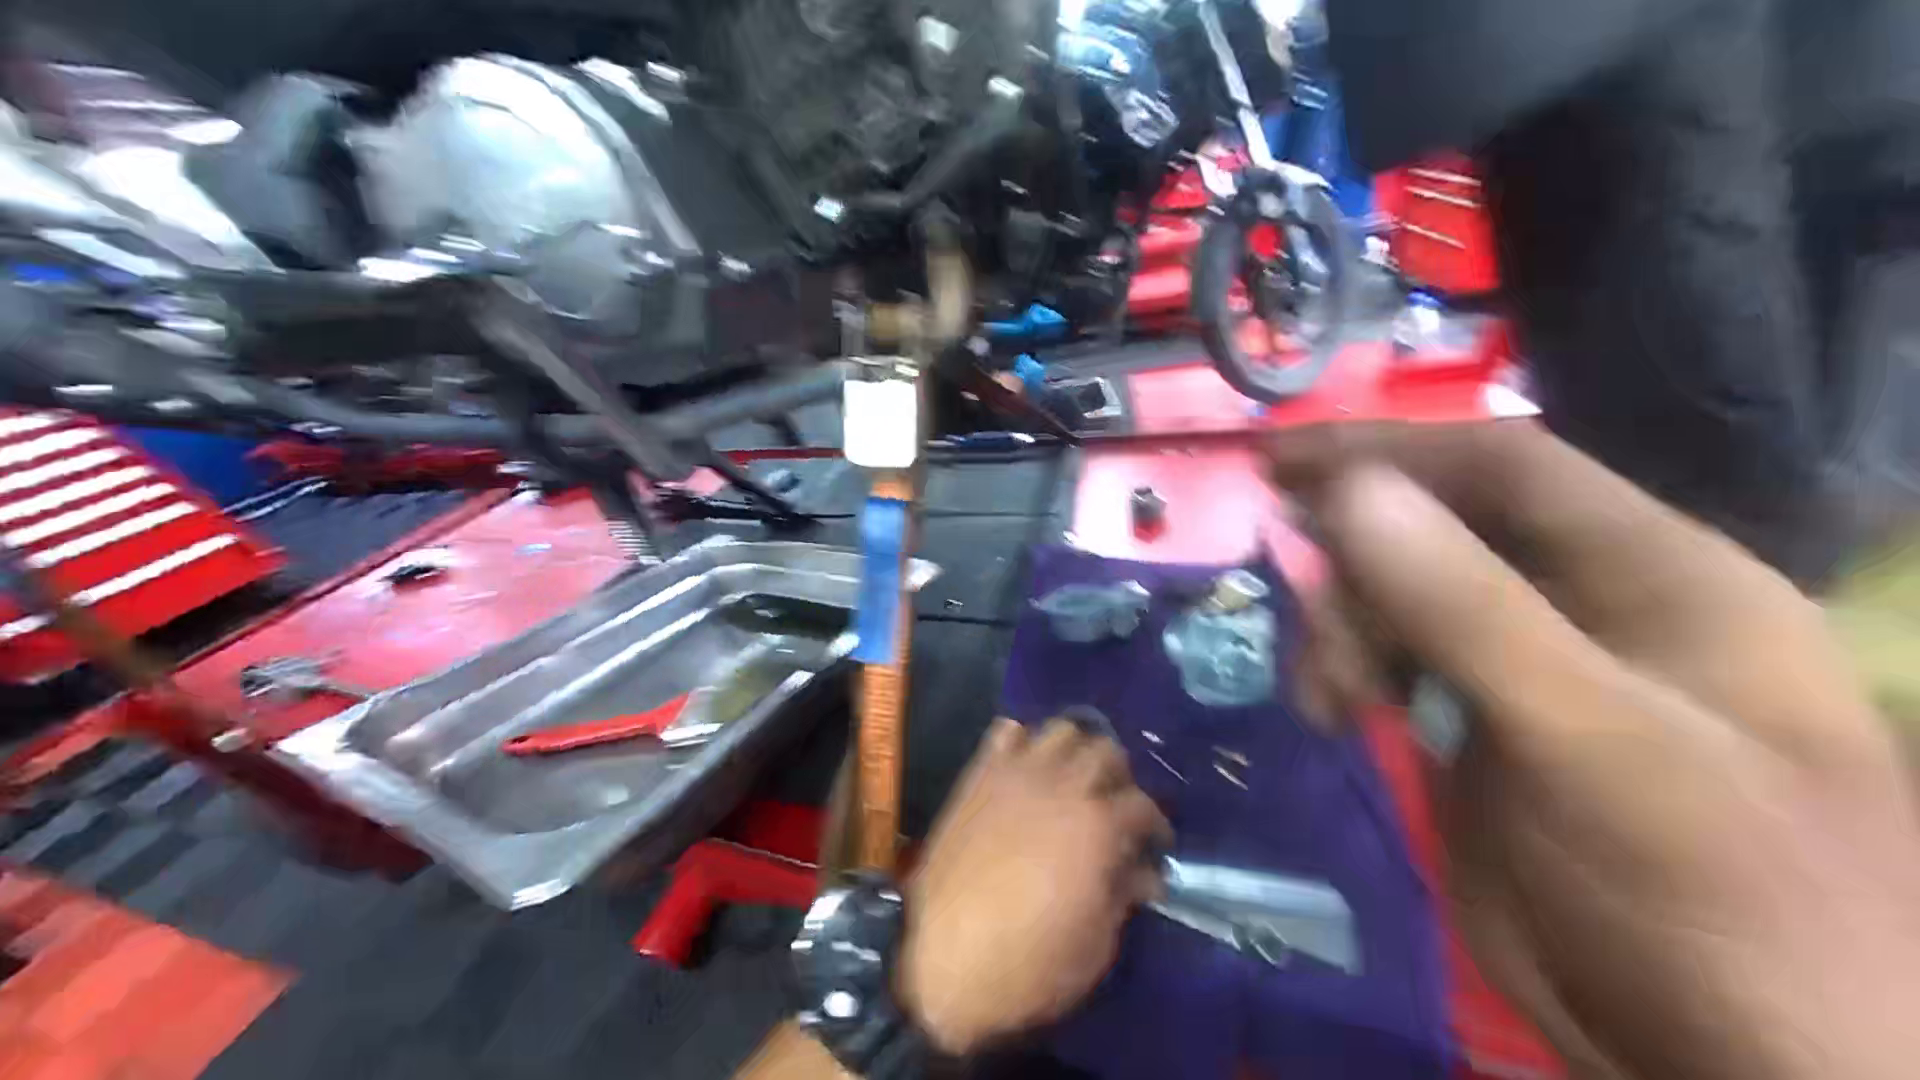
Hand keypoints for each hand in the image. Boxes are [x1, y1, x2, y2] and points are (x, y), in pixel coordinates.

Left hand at [897, 717, 1171, 1055]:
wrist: (943, 959)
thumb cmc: (1030, 964)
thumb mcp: (1094, 944)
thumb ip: (1122, 895)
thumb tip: (1142, 872)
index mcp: (1098, 826)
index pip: (1143, 806)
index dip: (1154, 826)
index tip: (1153, 844)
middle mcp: (1062, 786)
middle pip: (1107, 751)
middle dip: (1119, 778)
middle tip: (1114, 807)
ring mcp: (1017, 774)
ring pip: (1060, 731)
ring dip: (1075, 751)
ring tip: (1072, 781)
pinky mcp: (979, 775)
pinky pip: (1005, 733)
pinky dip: (1022, 743)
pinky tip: (1025, 770)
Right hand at [1266, 422, 1919, 1079]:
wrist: (1724, 1062)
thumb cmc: (1706, 896)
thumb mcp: (1587, 740)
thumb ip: (1465, 607)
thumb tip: (1347, 492)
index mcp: (1650, 575)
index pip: (1500, 466)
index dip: (1388, 447)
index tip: (1282, 459)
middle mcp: (1581, 602)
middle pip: (1431, 529)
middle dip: (1354, 558)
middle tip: (1298, 593)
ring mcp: (1519, 662)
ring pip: (1394, 595)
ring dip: (1340, 628)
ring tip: (1328, 694)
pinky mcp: (1471, 716)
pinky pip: (1383, 655)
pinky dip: (1340, 669)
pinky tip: (1327, 711)